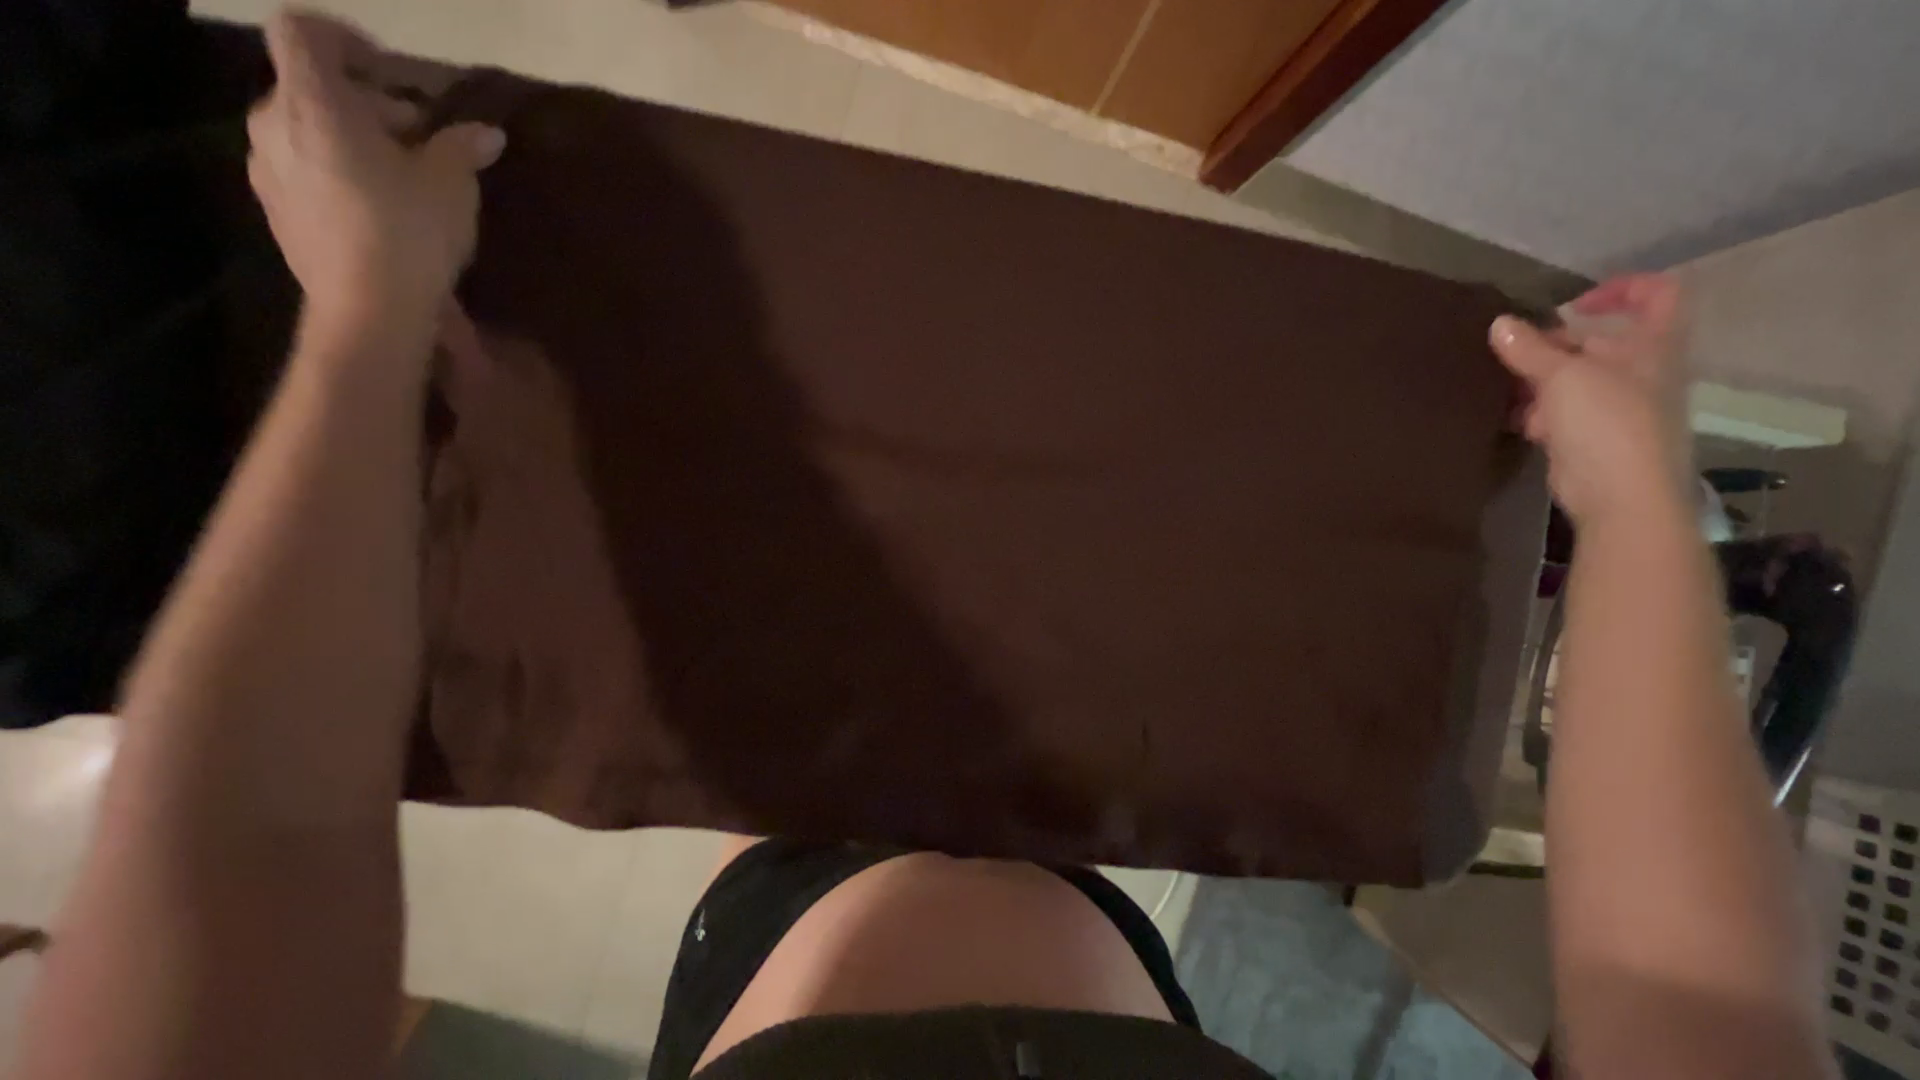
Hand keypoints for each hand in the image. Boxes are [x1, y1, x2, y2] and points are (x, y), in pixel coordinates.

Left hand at [246, 10, 504, 329]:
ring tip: (404, 178)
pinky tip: (381, 210)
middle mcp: (273, 124)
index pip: (302, 31)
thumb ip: (462, 147)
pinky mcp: (275, 211)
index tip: (393, 73)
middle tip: (419, 137)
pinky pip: (304, 170)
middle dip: (366, 102)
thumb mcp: (452, 184)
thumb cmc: (409, 232)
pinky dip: (339, 173)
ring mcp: (266, 169)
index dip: (346, 40)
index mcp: (313, 103)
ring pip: (307, 130)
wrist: (368, 312)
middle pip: (311, 85)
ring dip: (353, 140)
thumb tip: (485, 134)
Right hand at [1491, 274, 1692, 525]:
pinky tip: (1514, 420)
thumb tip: (1500, 323)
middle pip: (1598, 342)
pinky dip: (1538, 412)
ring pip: (1574, 380)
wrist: (1621, 496)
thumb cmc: (1606, 423)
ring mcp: (1618, 407)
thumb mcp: (1562, 377)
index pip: (1659, 295)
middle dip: (1554, 345)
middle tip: (1514, 354)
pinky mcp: (1593, 438)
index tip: (1574, 303)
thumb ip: (1529, 349)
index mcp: (1653, 347)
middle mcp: (1641, 372)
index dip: (1622, 288)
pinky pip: (1563, 413)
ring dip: (1538, 381)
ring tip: (1506, 388)